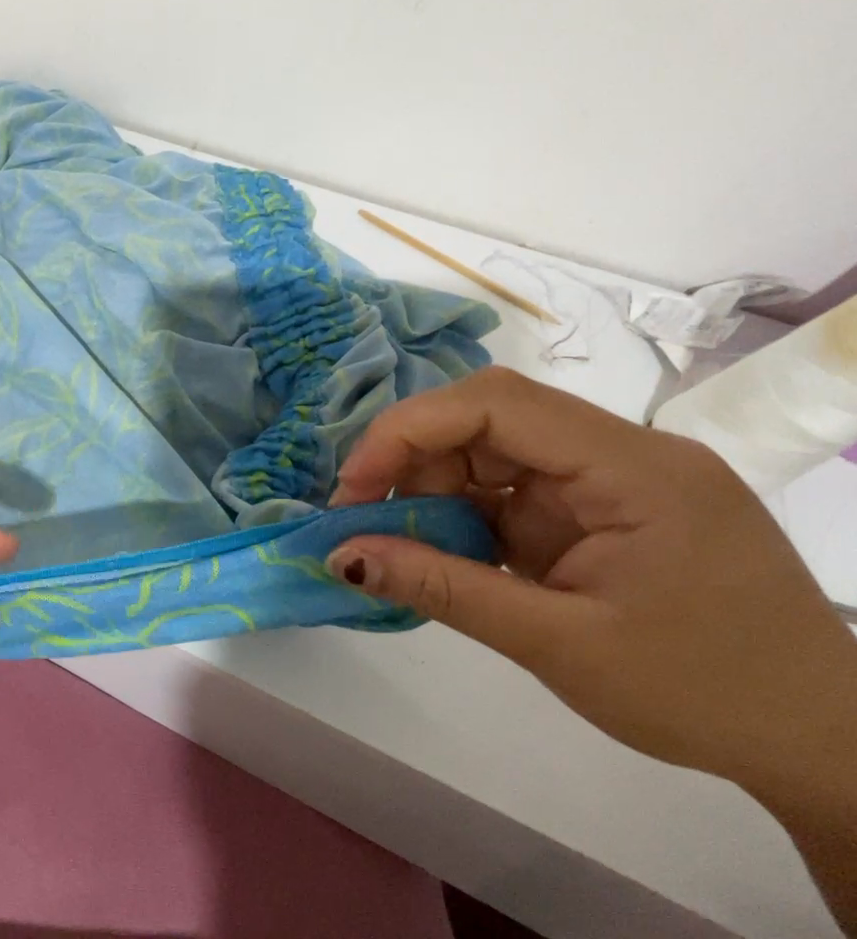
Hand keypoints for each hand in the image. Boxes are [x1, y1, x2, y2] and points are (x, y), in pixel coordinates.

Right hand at [325, 367, 856, 788]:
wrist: (822, 744)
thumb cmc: (701, 692)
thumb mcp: (556, 644)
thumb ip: (441, 588)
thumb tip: (340, 555)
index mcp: (635, 470)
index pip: (497, 404)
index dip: (406, 431)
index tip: (352, 489)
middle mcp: (626, 455)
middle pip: (490, 418)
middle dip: (412, 459)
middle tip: (362, 519)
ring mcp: (617, 482)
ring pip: (493, 452)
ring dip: (433, 490)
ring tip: (398, 546)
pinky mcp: (605, 512)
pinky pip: (514, 491)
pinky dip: (465, 516)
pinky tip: (442, 554)